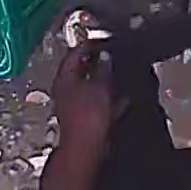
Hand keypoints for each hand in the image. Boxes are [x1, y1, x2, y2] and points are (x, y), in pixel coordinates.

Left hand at [50, 42, 113, 162]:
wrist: (88, 148)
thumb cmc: (90, 114)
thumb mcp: (101, 85)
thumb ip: (104, 67)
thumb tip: (106, 55)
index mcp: (65, 78)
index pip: (75, 53)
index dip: (90, 44)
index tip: (105, 40)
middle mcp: (67, 90)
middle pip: (82, 69)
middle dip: (99, 62)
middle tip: (114, 55)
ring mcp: (76, 105)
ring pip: (92, 86)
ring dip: (106, 80)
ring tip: (122, 73)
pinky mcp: (86, 118)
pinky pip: (99, 103)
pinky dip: (111, 99)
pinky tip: (125, 98)